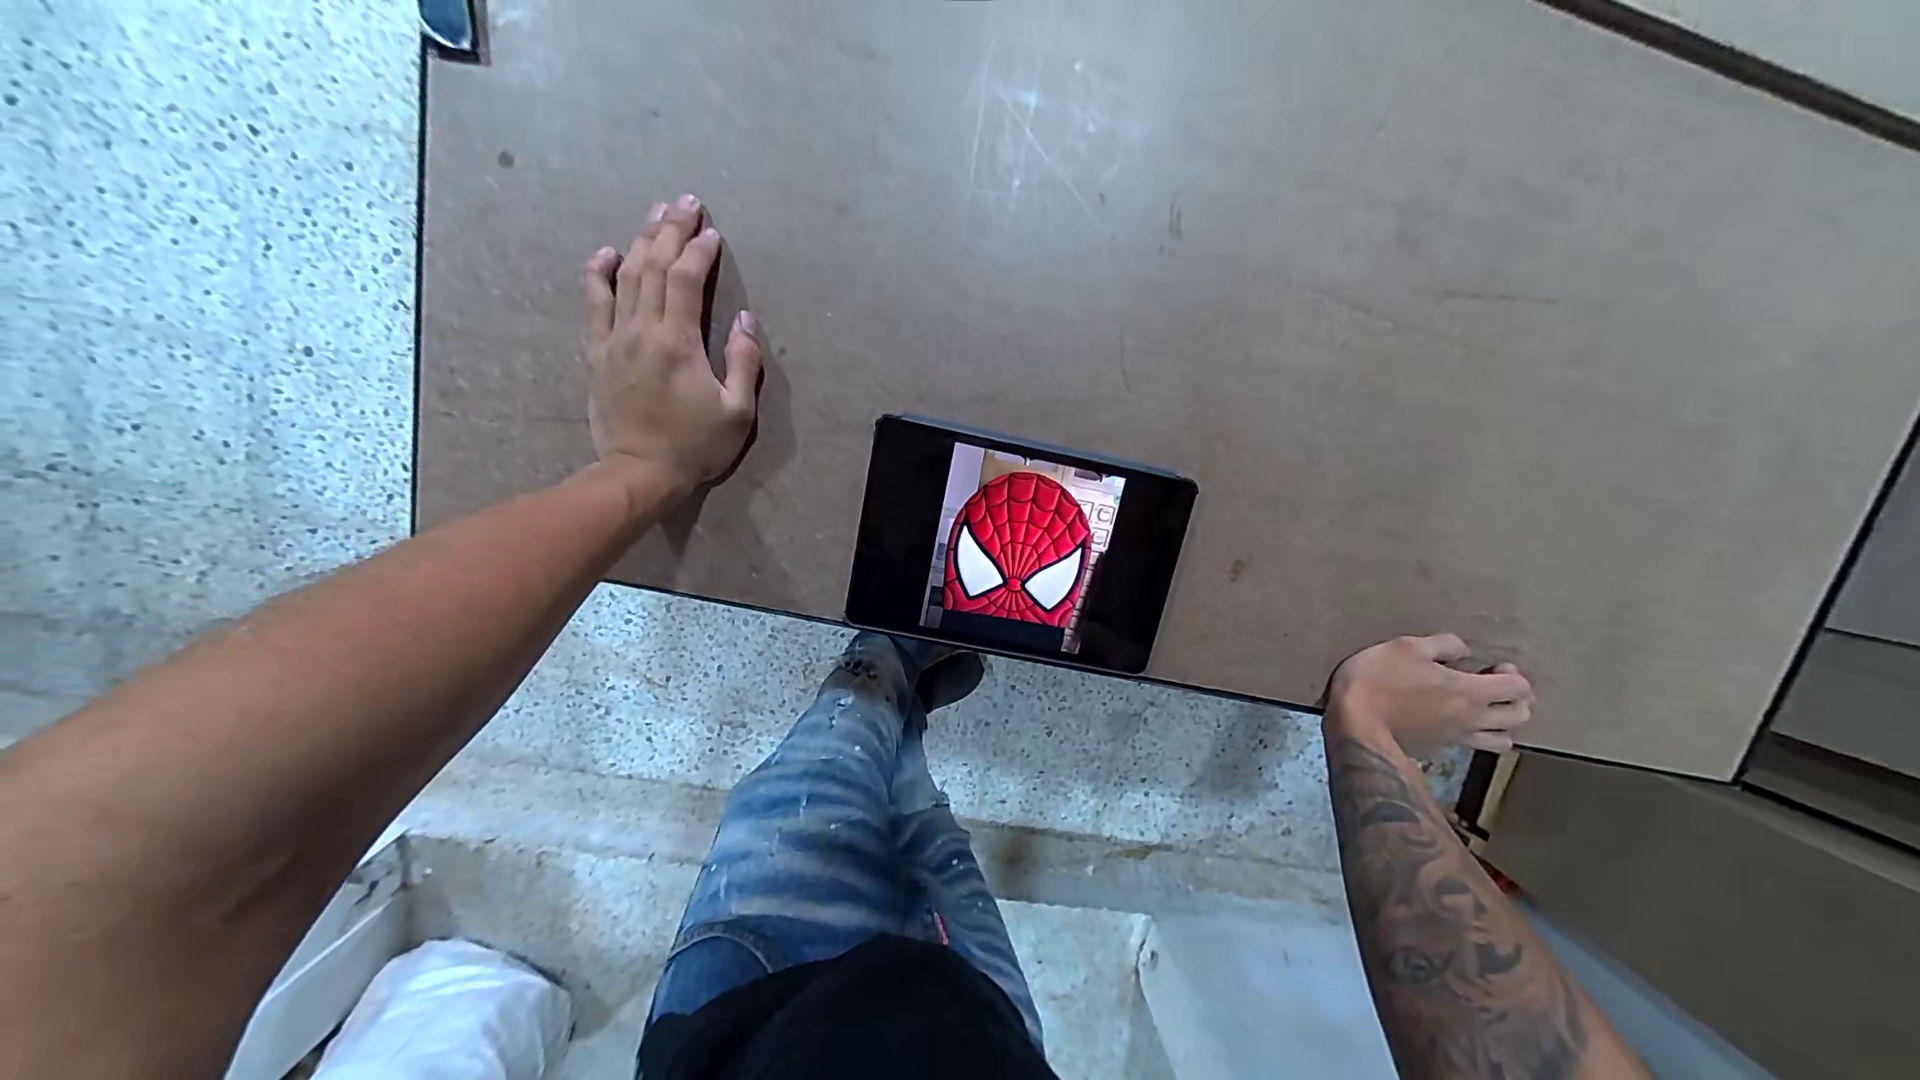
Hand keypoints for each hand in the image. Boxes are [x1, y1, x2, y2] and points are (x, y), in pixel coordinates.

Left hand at [581, 194, 763, 496]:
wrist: (640, 473)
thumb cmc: (695, 445)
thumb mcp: (738, 411)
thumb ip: (743, 361)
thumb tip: (743, 319)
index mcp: (679, 342)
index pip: (686, 280)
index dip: (699, 250)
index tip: (711, 231)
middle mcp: (642, 330)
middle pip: (653, 266)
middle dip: (669, 230)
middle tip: (684, 202)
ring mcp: (614, 339)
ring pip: (623, 277)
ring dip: (639, 241)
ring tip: (654, 215)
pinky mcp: (596, 354)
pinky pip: (592, 304)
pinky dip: (597, 274)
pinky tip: (604, 252)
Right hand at [1325, 634, 1533, 755]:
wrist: (1355, 720)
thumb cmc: (1379, 678)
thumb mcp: (1405, 647)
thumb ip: (1443, 645)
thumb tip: (1463, 652)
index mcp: (1471, 692)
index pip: (1519, 688)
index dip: (1512, 674)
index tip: (1491, 666)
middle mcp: (1473, 719)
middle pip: (1519, 716)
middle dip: (1515, 699)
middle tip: (1492, 685)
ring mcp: (1456, 737)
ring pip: (1503, 740)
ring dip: (1501, 724)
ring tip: (1482, 710)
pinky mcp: (1438, 748)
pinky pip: (1472, 745)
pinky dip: (1474, 734)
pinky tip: (1453, 721)